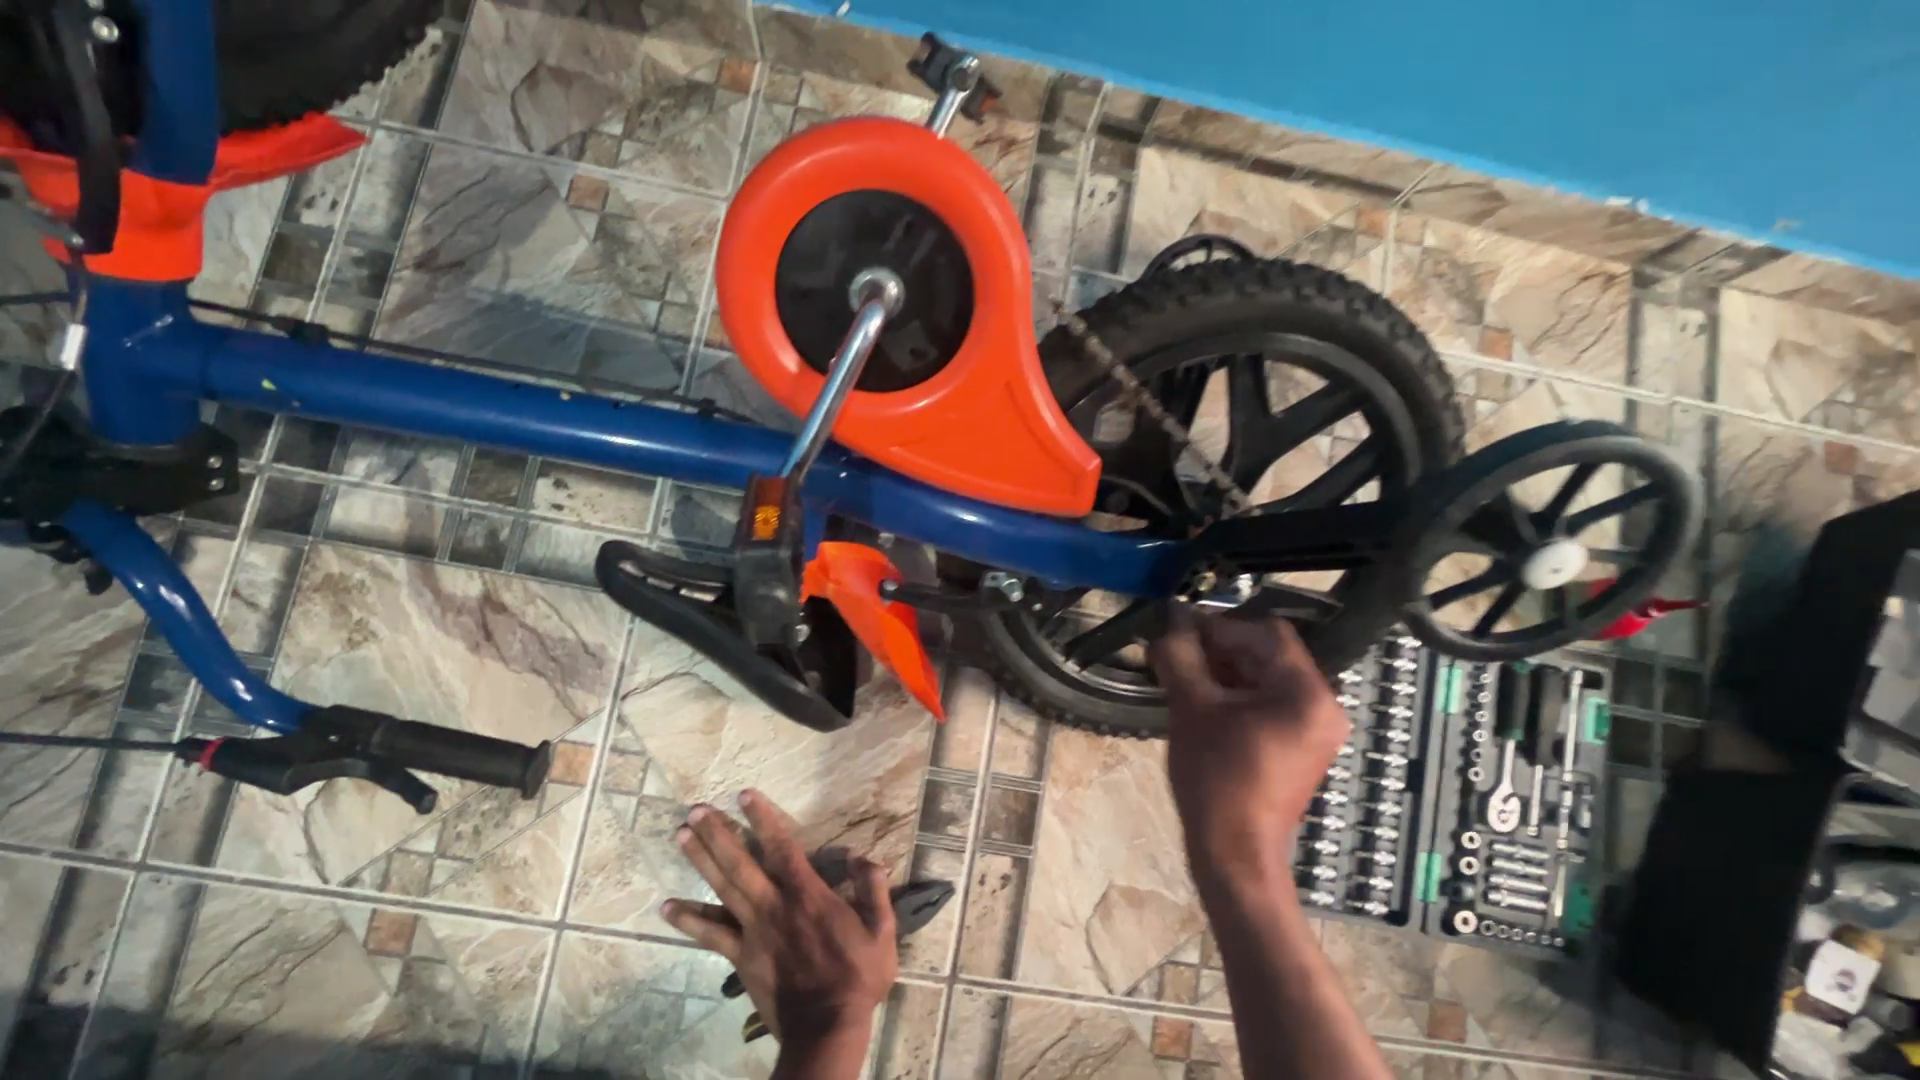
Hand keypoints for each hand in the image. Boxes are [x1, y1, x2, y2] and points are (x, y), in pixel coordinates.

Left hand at [661, 789, 897, 1048]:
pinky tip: (667, 907)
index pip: (782, 848)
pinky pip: (710, 935)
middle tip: (695, 810)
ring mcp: (753, 932)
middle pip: (741, 863)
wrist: (826, 1029)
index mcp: (807, 895)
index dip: (763, 818)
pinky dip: (688, 920)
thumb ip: (873, 889)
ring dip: (700, 861)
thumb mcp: (882, 931)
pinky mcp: (740, 957)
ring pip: (722, 889)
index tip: (745, 794)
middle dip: (718, 834)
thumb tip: (861, 857)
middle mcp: (774, 907)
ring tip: (680, 836)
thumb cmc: (857, 977)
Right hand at [1150, 606, 1349, 891]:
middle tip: (1176, 656)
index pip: (1266, 633)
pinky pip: (1269, 705)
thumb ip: (1182, 656)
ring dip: (1224, 673)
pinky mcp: (1300, 749)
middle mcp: (1323, 707)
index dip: (1220, 626)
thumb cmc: (1216, 777)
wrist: (1234, 854)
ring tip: (1182, 680)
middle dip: (1220, 650)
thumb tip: (1171, 618)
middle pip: (1269, 655)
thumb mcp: (1192, 708)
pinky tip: (1201, 704)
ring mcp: (1314, 730)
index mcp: (1308, 693)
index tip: (1179, 633)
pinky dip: (1236, 697)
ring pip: (1266, 680)